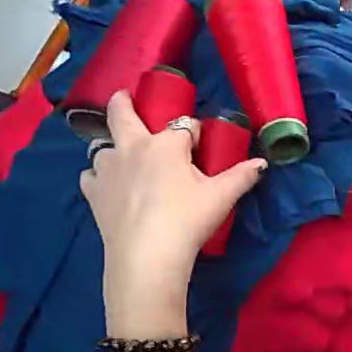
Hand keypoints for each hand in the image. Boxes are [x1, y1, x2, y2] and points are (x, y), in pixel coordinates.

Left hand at [80, 92, 266, 337]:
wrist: (147, 254)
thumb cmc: (187, 220)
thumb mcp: (221, 197)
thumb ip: (241, 176)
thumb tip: (262, 163)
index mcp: (165, 143)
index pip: (183, 126)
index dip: (193, 134)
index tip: (199, 146)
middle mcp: (131, 147)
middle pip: (122, 113)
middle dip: (124, 102)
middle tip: (124, 97)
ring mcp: (108, 169)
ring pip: (102, 147)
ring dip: (111, 147)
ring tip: (120, 157)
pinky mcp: (93, 193)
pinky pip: (90, 176)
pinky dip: (97, 177)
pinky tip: (106, 186)